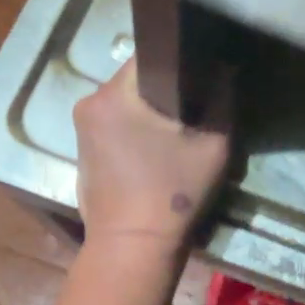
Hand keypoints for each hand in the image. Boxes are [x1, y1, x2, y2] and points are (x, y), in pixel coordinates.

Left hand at [72, 61, 232, 247]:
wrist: (134, 247)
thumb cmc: (173, 192)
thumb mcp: (213, 145)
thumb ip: (221, 101)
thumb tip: (224, 71)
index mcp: (115, 94)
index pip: (150, 57)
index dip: (179, 63)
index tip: (201, 80)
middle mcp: (89, 103)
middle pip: (135, 84)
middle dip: (164, 95)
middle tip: (195, 115)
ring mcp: (80, 130)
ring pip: (124, 107)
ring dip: (149, 117)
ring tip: (177, 138)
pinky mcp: (82, 154)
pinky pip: (115, 129)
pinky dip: (135, 136)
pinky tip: (155, 157)